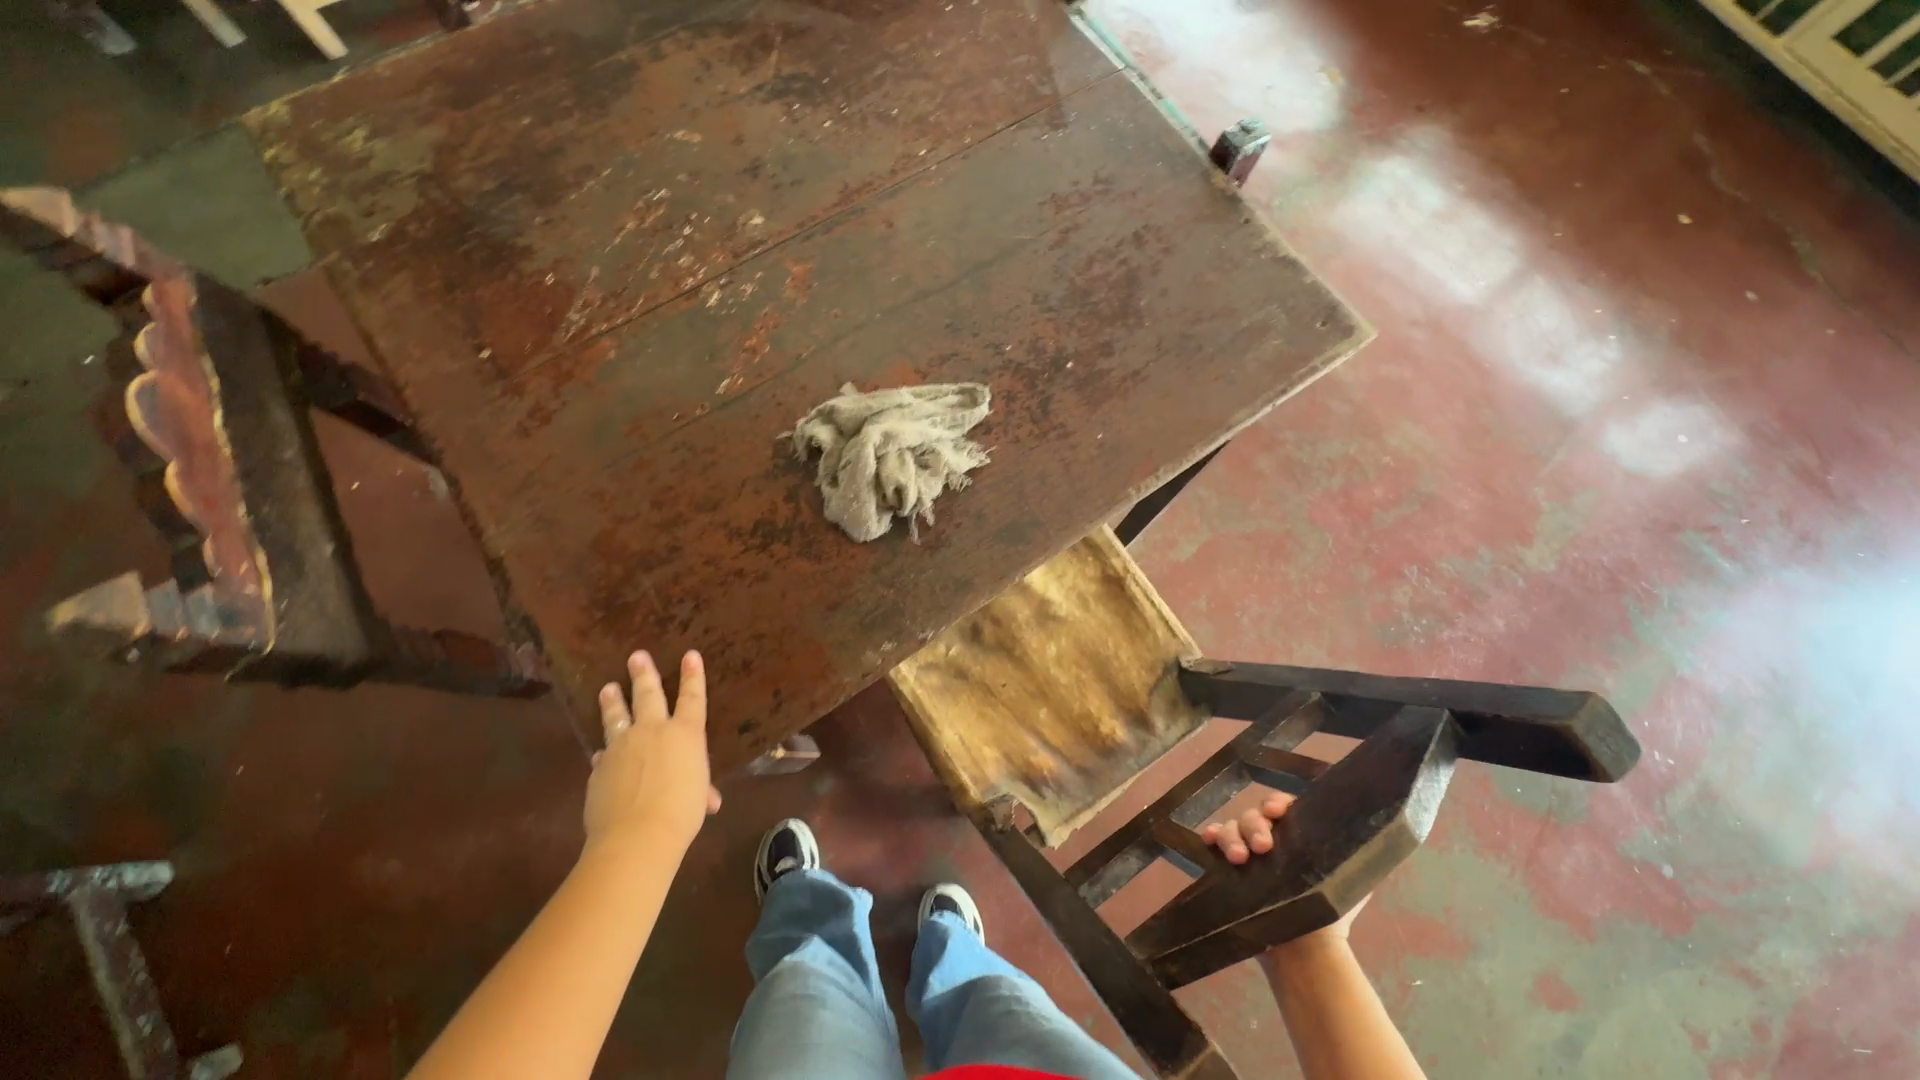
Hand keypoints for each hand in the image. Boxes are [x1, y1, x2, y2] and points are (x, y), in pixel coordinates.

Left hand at [585, 650, 720, 854]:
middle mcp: (653, 731)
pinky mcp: (599, 767)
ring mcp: (621, 746)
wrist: (636, 834)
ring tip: (608, 687)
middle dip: (644, 674)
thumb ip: (701, 791)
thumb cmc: (682, 812)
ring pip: (617, 716)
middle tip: (636, 656)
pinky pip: (603, 754)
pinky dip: (605, 753)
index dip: (693, 676)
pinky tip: (601, 753)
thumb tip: (709, 800)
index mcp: (685, 734)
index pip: (692, 698)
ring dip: (613, 701)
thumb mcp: (698, 799)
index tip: (690, 654)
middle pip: (648, 694)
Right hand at [1203, 792, 1368, 945]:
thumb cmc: (1331, 915)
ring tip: (1238, 858)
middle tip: (1262, 848)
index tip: (1278, 813)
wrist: (1304, 952)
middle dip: (1254, 826)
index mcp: (1299, 836)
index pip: (1285, 807)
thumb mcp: (1352, 880)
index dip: (1278, 803)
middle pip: (1255, 815)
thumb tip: (1378, 828)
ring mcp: (1248, 853)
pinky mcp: (1228, 869)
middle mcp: (1272, 839)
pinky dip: (1211, 836)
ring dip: (1232, 836)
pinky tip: (1208, 839)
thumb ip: (1356, 852)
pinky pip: (1214, 843)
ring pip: (1233, 827)